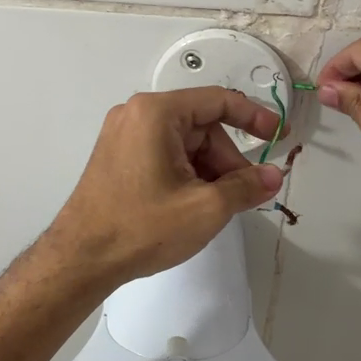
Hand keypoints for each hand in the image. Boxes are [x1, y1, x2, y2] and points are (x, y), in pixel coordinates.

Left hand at [44, 87, 284, 285]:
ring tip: (212, 208)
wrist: (81, 259)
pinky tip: (190, 206)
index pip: (218, 101)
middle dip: (226, 160)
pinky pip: (163, 154)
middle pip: (201, 126)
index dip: (254, 117)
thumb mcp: (206, 209)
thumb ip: (246, 187)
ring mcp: (122, 136)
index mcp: (156, 113)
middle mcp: (136, 114)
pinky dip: (185, 175)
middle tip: (240, 196)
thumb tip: (273, 176)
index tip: (278, 136)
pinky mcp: (116, 158)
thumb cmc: (142, 227)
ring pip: (184, 144)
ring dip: (207, 171)